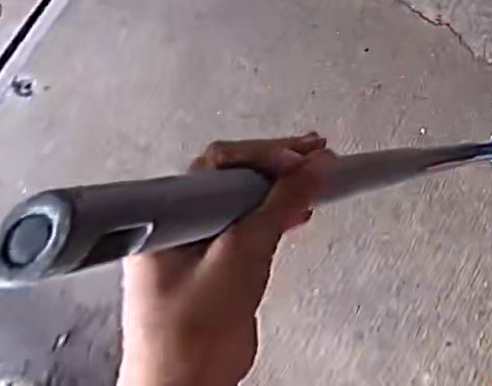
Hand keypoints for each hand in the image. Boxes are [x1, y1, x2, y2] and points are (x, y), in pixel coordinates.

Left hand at [119, 133, 335, 385]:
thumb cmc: (185, 339)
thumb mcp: (243, 253)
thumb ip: (282, 204)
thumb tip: (312, 170)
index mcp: (174, 212)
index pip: (223, 161)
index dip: (265, 154)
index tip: (299, 159)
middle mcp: (184, 221)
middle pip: (237, 173)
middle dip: (279, 161)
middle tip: (313, 153)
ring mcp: (201, 242)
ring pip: (248, 196)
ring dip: (284, 184)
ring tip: (316, 171)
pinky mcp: (220, 262)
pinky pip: (253, 221)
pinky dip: (280, 211)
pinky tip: (300, 208)